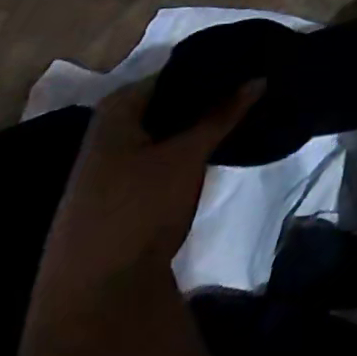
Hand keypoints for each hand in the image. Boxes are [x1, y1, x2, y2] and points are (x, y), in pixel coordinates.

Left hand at [42, 77, 263, 283]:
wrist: (97, 291)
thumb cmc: (138, 206)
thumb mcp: (187, 155)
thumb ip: (223, 114)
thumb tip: (258, 77)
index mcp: (117, 110)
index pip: (173, 72)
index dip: (211, 68)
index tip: (249, 64)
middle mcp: (111, 130)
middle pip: (170, 101)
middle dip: (210, 96)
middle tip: (254, 86)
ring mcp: (115, 162)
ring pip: (169, 129)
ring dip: (202, 123)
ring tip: (245, 111)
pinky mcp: (126, 189)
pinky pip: (165, 153)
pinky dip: (190, 146)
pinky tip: (219, 144)